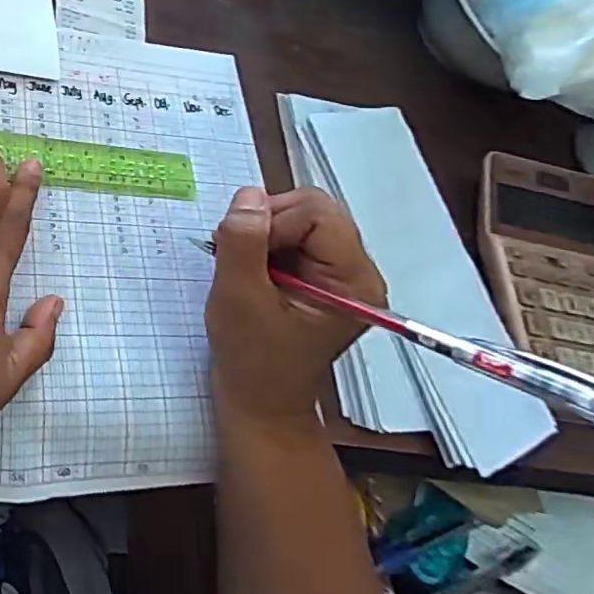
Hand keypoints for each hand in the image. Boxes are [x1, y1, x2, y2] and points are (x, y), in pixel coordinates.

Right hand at [206, 187, 386, 429]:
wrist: (259, 399)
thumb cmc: (252, 355)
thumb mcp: (238, 295)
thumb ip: (242, 242)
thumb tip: (248, 194)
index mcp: (352, 279)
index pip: (317, 213)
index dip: (273, 221)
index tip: (246, 253)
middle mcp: (355, 271)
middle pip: (312, 209)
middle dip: (266, 222)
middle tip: (239, 255)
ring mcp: (336, 273)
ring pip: (297, 217)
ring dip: (260, 233)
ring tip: (241, 266)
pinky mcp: (316, 276)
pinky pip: (289, 235)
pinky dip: (261, 242)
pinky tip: (248, 270)